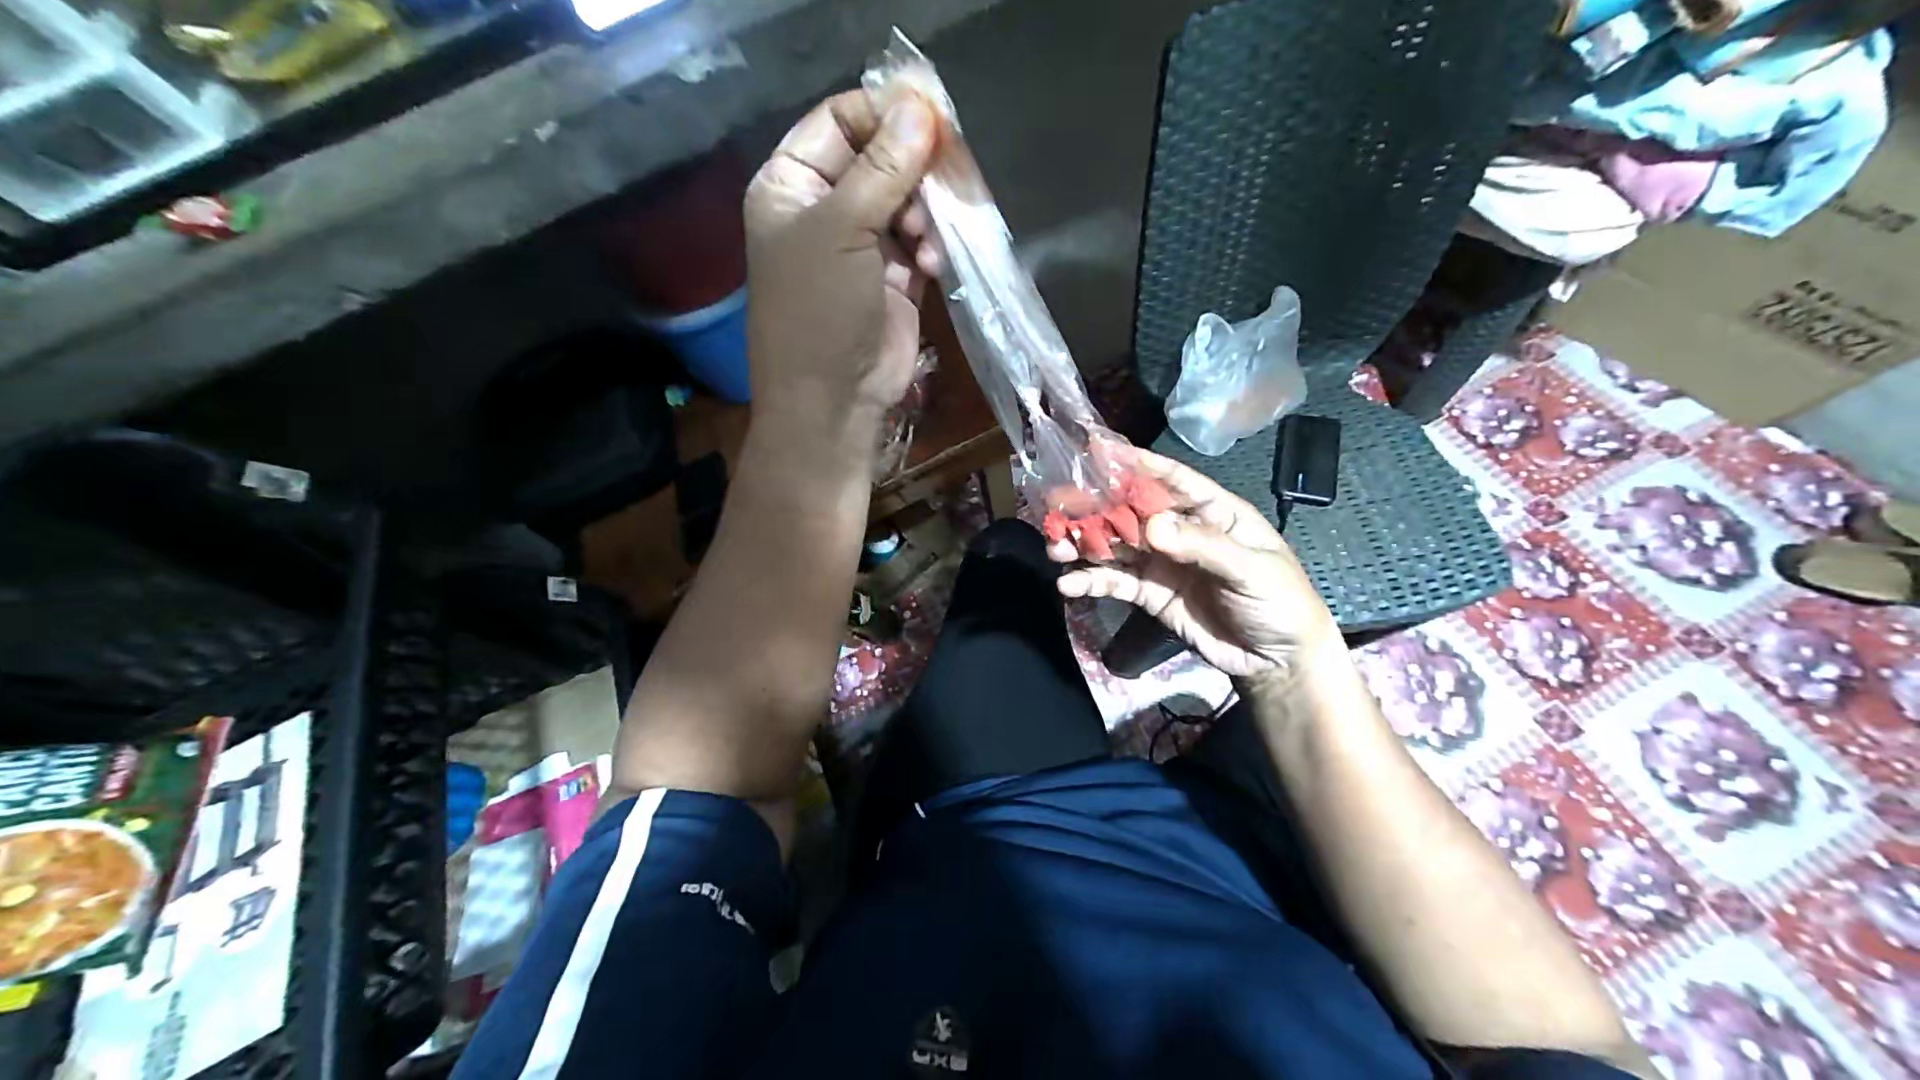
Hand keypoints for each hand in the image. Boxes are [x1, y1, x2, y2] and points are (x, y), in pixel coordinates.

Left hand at [743, 90, 942, 422]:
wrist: (834, 400)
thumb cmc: (819, 311)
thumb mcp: (841, 232)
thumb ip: (882, 169)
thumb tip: (920, 105)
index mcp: (791, 184)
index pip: (840, 120)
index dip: (884, 114)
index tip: (931, 117)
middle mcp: (826, 207)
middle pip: (882, 157)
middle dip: (915, 168)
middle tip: (948, 176)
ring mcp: (863, 243)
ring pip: (910, 198)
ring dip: (928, 213)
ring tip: (929, 241)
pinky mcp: (897, 276)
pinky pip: (924, 238)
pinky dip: (934, 245)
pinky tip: (934, 265)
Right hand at [1055, 449, 1341, 680]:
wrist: (1276, 662)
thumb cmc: (1279, 602)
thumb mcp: (1251, 569)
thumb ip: (1201, 546)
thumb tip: (1151, 526)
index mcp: (1212, 512)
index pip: (1171, 480)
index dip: (1136, 464)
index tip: (1098, 451)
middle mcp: (1180, 531)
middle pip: (1131, 512)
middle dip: (1095, 508)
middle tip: (1057, 507)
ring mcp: (1162, 562)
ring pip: (1115, 545)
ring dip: (1084, 544)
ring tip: (1056, 548)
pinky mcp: (1149, 594)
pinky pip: (1115, 582)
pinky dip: (1090, 581)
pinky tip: (1069, 584)